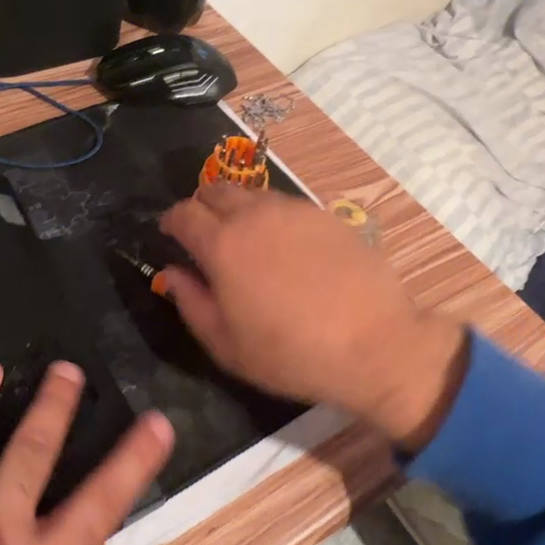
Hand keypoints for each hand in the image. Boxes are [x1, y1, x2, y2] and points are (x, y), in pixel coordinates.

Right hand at [160, 183, 467, 449]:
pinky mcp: (325, 214)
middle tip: (203, 233)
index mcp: (222, 244)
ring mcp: (293, 210)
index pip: (183, 213)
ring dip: (237, 209)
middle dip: (201, 206)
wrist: (375, 343)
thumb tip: (172, 274)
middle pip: (215, 190)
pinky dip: (272, 217)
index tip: (169, 233)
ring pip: (252, 195)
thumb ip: (191, 303)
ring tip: (245, 240)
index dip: (170, 220)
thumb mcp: (226, 345)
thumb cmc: (291, 354)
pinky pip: (285, 206)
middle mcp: (254, 215)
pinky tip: (284, 248)